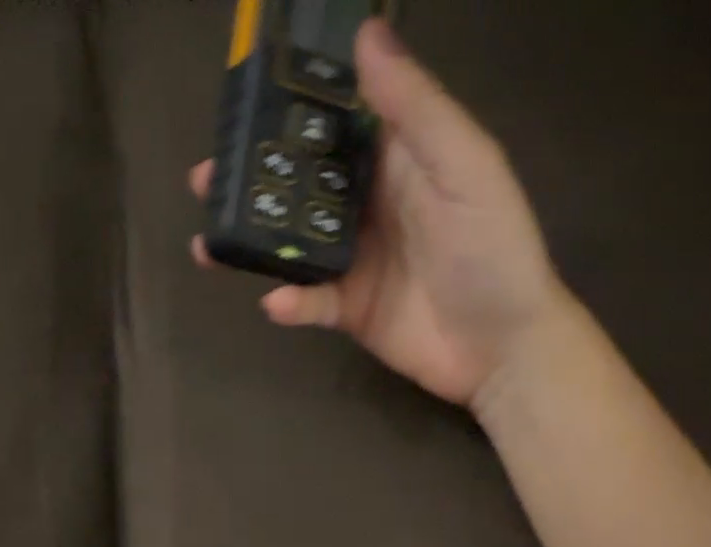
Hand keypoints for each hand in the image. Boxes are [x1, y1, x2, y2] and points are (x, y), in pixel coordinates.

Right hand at [191, 19, 568, 405]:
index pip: (334, 123)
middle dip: (252, 179)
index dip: (289, 110)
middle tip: (205, 178)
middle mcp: (367, 204)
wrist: (505, 348)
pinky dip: (289, 301)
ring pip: (290, 241)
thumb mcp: (464, 167)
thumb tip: (367, 34)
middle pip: (299, 182)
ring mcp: (354, 258)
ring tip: (208, 244)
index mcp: (396, 159)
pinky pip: (307, 300)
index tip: (241, 102)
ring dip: (250, 240)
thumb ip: (415, 109)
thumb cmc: (494, 250)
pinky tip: (278, 303)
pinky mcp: (347, 308)